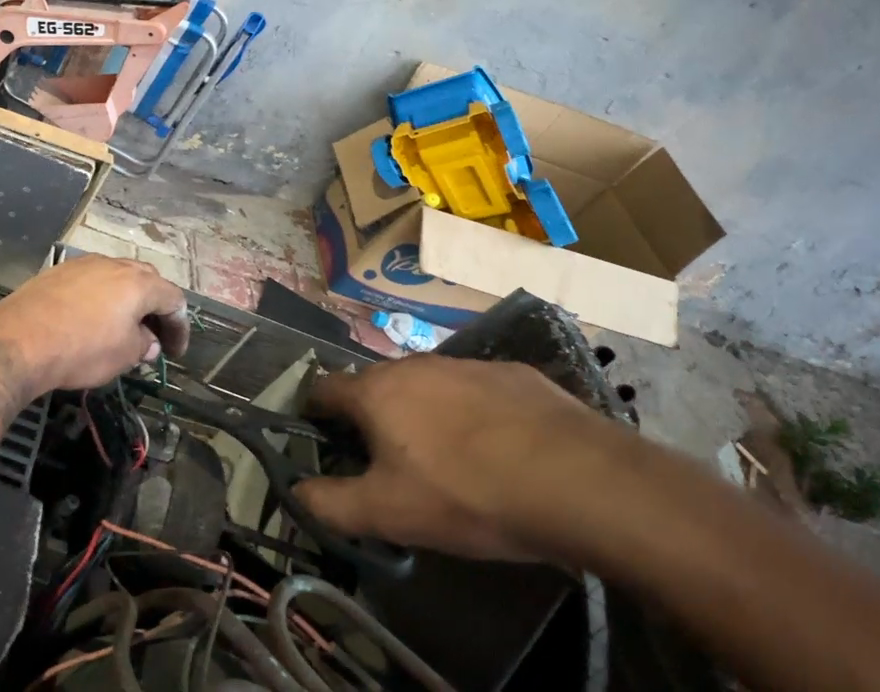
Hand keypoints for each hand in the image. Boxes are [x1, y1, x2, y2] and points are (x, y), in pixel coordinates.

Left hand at [0, 255, 189, 393]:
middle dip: (154, 307)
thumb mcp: (123, 355)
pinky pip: (88, 281)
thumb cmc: (81, 349)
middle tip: (152, 336)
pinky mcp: (55, 273)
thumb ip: (143, 344)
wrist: (19, 339)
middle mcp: (111, 264)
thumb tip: (147, 341)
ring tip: (121, 328)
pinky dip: (98, 298)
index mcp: (137, 282)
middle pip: (145, 280)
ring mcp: (80, 264)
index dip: (179, 327)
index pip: (173, 298)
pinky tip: (89, 320)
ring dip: (125, 300)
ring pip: (114, 277)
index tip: (173, 353)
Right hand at [295, 354, 616, 562]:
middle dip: (373, 417)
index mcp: (375, 392)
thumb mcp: (388, 514)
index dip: (316, 413)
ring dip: (426, 413)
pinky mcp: (519, 376)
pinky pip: (479, 393)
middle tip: (389, 461)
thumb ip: (330, 503)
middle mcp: (414, 365)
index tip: (323, 440)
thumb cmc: (469, 494)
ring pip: (429, 386)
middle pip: (377, 386)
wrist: (584, 483)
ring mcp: (468, 365)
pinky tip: (502, 451)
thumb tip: (295, 491)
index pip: (324, 388)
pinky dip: (476, 415)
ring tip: (450, 459)